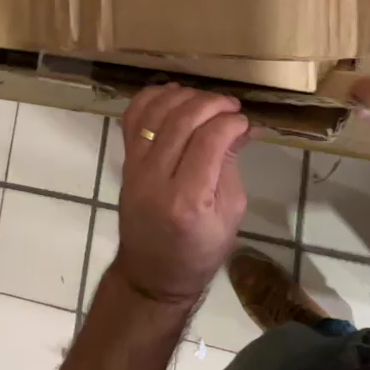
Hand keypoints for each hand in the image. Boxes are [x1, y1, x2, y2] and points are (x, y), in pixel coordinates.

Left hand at [110, 84, 250, 305]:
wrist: (152, 275)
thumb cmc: (198, 253)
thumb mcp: (230, 216)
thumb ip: (230, 166)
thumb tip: (241, 126)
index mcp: (187, 200)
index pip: (208, 141)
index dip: (230, 122)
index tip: (244, 121)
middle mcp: (155, 180)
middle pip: (181, 121)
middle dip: (210, 103)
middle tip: (231, 105)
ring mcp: (135, 168)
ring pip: (154, 113)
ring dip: (183, 96)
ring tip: (205, 99)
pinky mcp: (125, 162)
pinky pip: (132, 118)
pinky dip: (151, 98)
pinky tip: (174, 94)